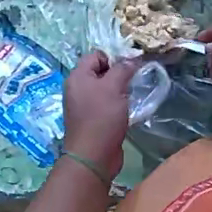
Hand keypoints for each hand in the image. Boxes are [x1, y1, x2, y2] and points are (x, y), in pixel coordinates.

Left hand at [61, 51, 141, 179]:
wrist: (93, 156)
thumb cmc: (102, 117)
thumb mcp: (114, 87)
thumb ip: (123, 69)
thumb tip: (131, 60)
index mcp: (78, 76)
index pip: (96, 55)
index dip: (114, 57)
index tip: (130, 67)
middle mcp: (78, 88)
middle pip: (101, 71)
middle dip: (118, 73)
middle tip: (134, 80)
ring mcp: (84, 105)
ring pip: (105, 88)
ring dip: (119, 89)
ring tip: (133, 94)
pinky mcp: (92, 119)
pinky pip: (106, 104)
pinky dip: (117, 103)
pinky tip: (128, 109)